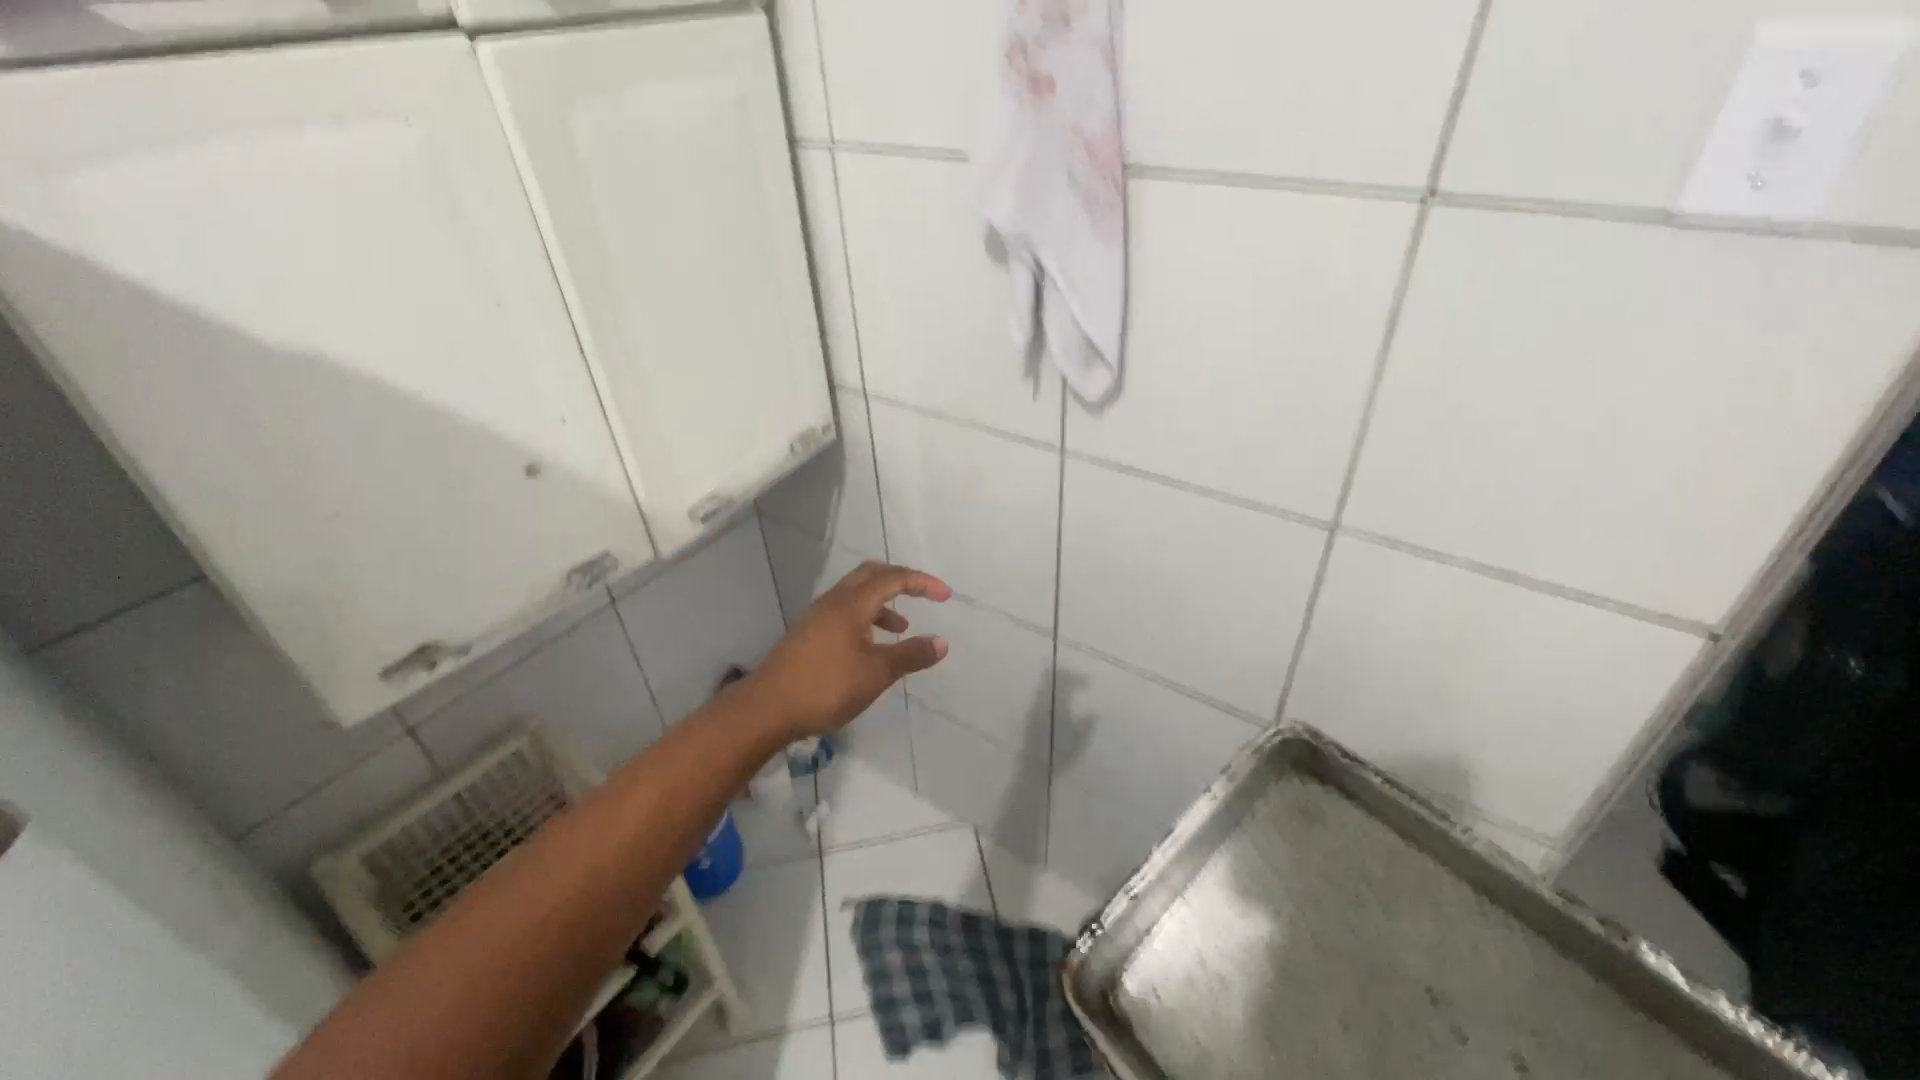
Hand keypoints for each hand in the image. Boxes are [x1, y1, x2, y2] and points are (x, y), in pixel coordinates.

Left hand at [739, 561, 951, 738]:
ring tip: (901, 628)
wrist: (767, 708)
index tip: (945, 595)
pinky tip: (870, 648)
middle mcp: (833, 602)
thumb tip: (941, 642)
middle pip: (870, 575)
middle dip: (900, 581)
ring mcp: (817, 618)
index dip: (922, 583)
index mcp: (851, 604)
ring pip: (856, 596)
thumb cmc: (825, 687)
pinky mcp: (808, 635)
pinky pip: (844, 614)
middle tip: (923, 595)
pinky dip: (866, 620)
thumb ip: (910, 655)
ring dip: (882, 604)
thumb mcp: (876, 673)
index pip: (893, 579)